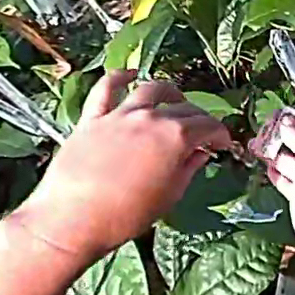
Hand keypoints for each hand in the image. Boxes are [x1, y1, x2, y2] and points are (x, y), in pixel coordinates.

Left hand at [13, 70, 232, 262]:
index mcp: (175, 137)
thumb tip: (200, 153)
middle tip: (202, 132)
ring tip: (174, 101)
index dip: (220, 134)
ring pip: (151, 90)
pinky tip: (128, 74)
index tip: (222, 143)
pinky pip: (107, 88)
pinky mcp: (93, 117)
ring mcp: (120, 114)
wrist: (71, 220)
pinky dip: (120, 77)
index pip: (208, 126)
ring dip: (169, 93)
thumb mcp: (168, 197)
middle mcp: (151, 118)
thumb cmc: (125, 216)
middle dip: (199, 118)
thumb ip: (188, 169)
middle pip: (184, 107)